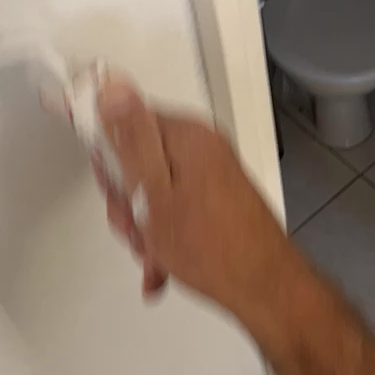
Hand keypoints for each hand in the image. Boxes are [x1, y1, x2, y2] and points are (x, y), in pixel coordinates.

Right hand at [92, 75, 296, 326]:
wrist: (264, 286)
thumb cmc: (209, 245)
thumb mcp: (153, 192)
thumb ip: (131, 140)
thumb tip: (113, 88)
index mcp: (187, 135)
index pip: (128, 120)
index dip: (110, 157)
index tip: (111, 188)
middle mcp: (202, 145)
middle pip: (140, 158)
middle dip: (128, 198)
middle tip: (135, 226)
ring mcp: (211, 171)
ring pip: (155, 188)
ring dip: (144, 223)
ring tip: (154, 252)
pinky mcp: (217, 196)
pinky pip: (175, 205)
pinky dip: (164, 234)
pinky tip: (162, 265)